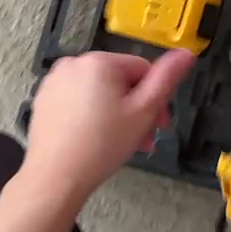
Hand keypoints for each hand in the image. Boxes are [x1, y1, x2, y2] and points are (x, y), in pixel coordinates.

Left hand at [23, 50, 195, 202]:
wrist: (55, 178)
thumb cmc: (100, 146)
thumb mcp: (143, 112)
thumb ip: (166, 79)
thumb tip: (185, 53)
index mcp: (99, 61)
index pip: (142, 68)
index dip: (156, 97)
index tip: (158, 124)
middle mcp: (74, 63)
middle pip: (120, 80)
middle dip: (135, 108)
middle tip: (142, 138)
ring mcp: (55, 81)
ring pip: (99, 91)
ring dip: (116, 113)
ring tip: (121, 142)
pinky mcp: (44, 100)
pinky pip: (78, 99)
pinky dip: (92, 114)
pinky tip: (96, 138)